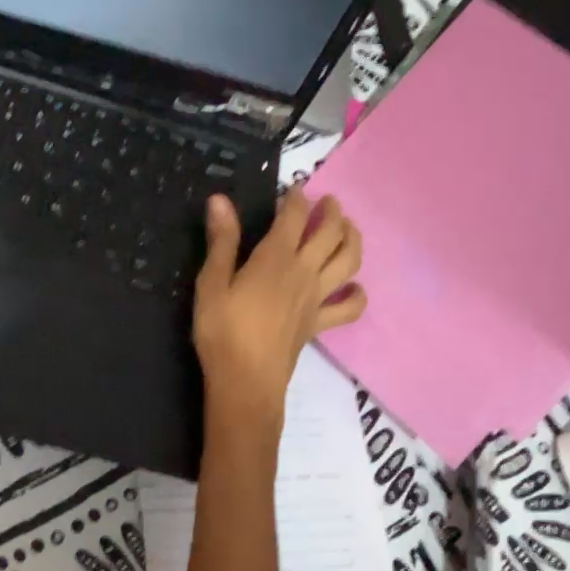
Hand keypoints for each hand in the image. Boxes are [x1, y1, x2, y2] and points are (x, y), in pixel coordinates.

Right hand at [192, 188, 365, 428]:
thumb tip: (221, 200)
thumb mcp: (212, 283)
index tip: (294, 187)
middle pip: (330, 234)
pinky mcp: (319, 324)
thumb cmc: (222, 331)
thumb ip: (222, 241)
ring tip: (348, 228)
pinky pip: (349, 308)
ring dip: (353, 240)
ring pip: (348, 262)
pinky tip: (354, 286)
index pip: (293, 217)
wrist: (246, 382)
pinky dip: (357, 294)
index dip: (296, 198)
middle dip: (332, 212)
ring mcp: (316, 299)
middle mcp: (303, 273)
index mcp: (275, 259)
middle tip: (329, 201)